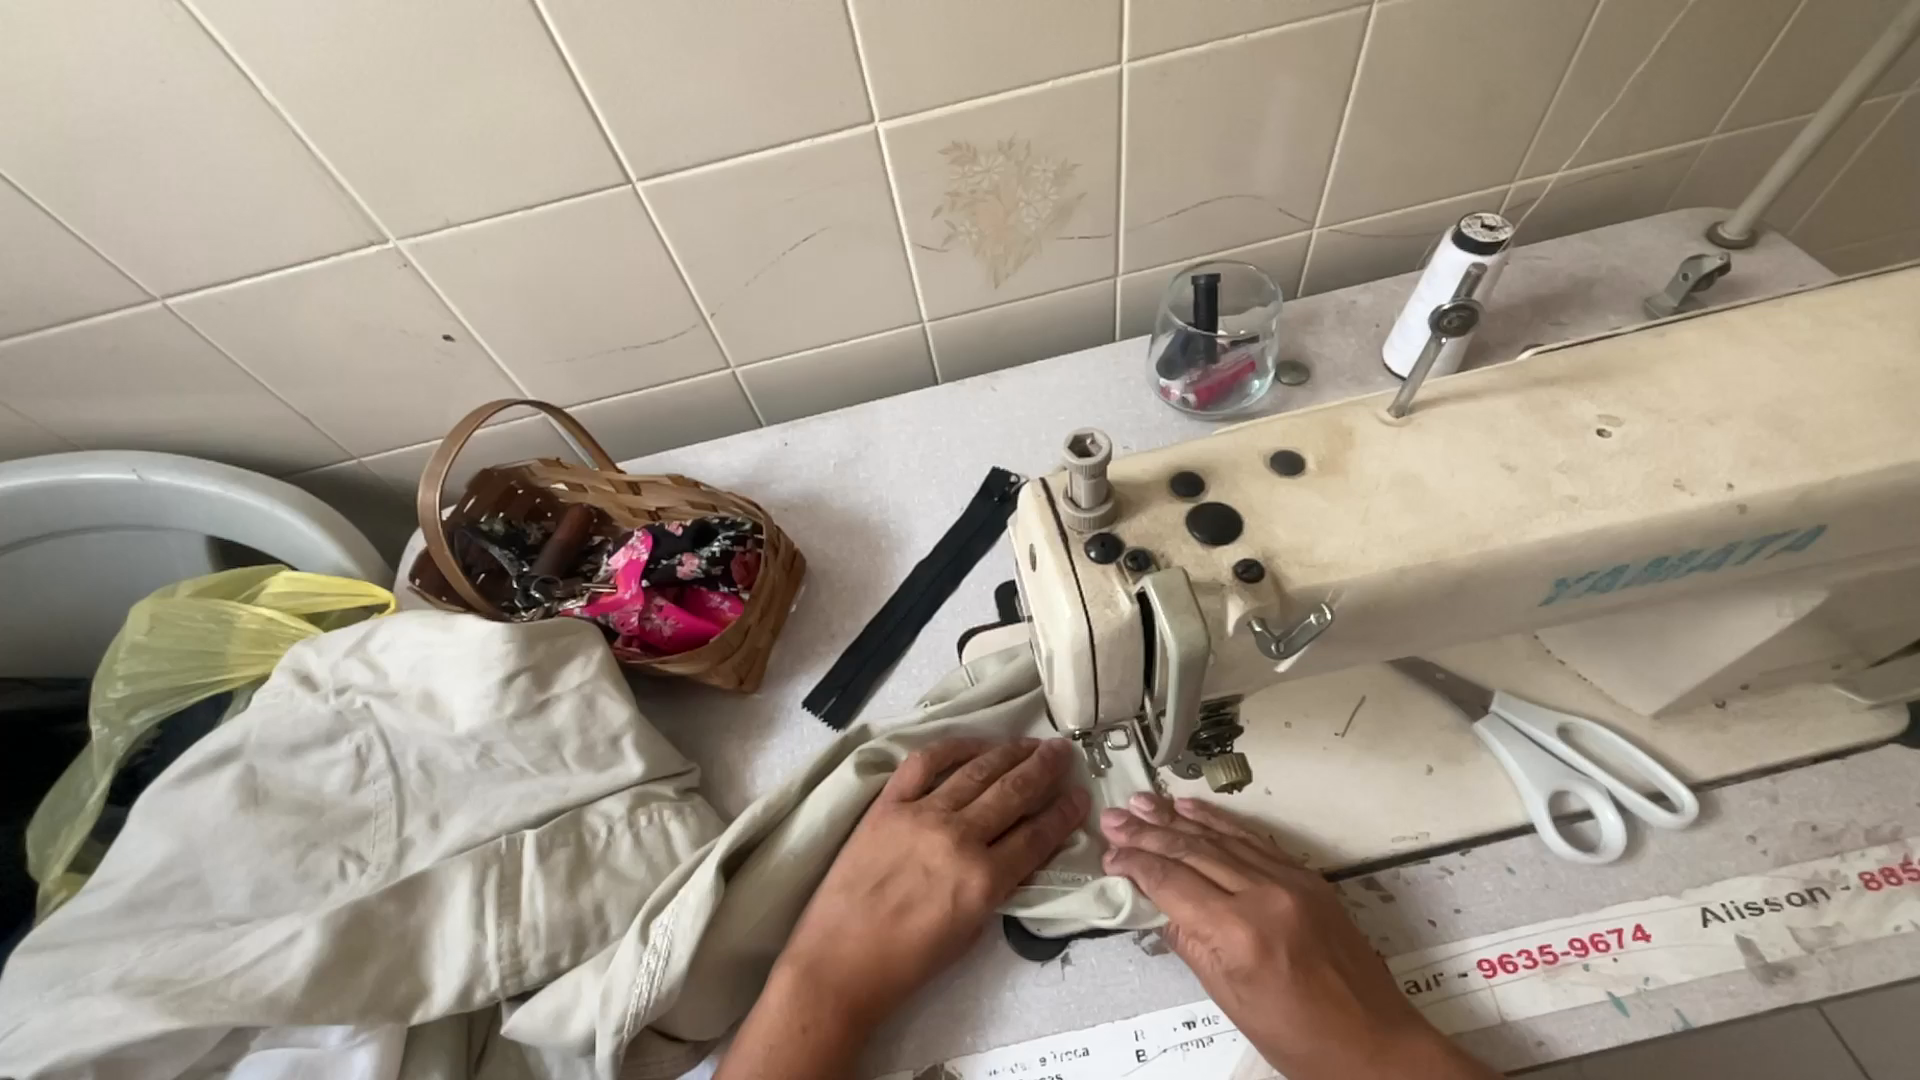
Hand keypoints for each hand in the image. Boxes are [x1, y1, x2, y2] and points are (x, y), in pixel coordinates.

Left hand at [719, 737, 1088, 1079]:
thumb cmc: (909, 962)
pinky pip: (925, 763)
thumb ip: (999, 885)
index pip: (1037, 835)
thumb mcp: (972, 931)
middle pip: (1013, 792)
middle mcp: (958, 838)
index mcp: (983, 880)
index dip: (1064, 812)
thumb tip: (1021, 850)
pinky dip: (954, 747)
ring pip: (976, 771)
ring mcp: (921, 815)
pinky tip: (976, 742)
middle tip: (1063, 750)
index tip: (1080, 793)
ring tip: (1031, 742)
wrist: (839, 963)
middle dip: (1044, 769)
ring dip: (1009, 753)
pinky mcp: (888, 804)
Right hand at [1100, 795, 1495, 1079]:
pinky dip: (1217, 821)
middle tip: (1113, 817)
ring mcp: (1289, 879)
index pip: (1172, 881)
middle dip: (1146, 832)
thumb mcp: (1230, 998)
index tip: (1109, 857)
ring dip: (1174, 817)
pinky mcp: (1306, 876)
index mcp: (1239, 932)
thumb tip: (1154, 902)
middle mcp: (1263, 894)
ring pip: (1219, 837)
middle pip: (1191, 850)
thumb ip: (1189, 940)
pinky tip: (1190, 808)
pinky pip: (1252, 839)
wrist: (1378, 1047)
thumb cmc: (1300, 1040)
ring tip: (1140, 802)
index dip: (1135, 865)